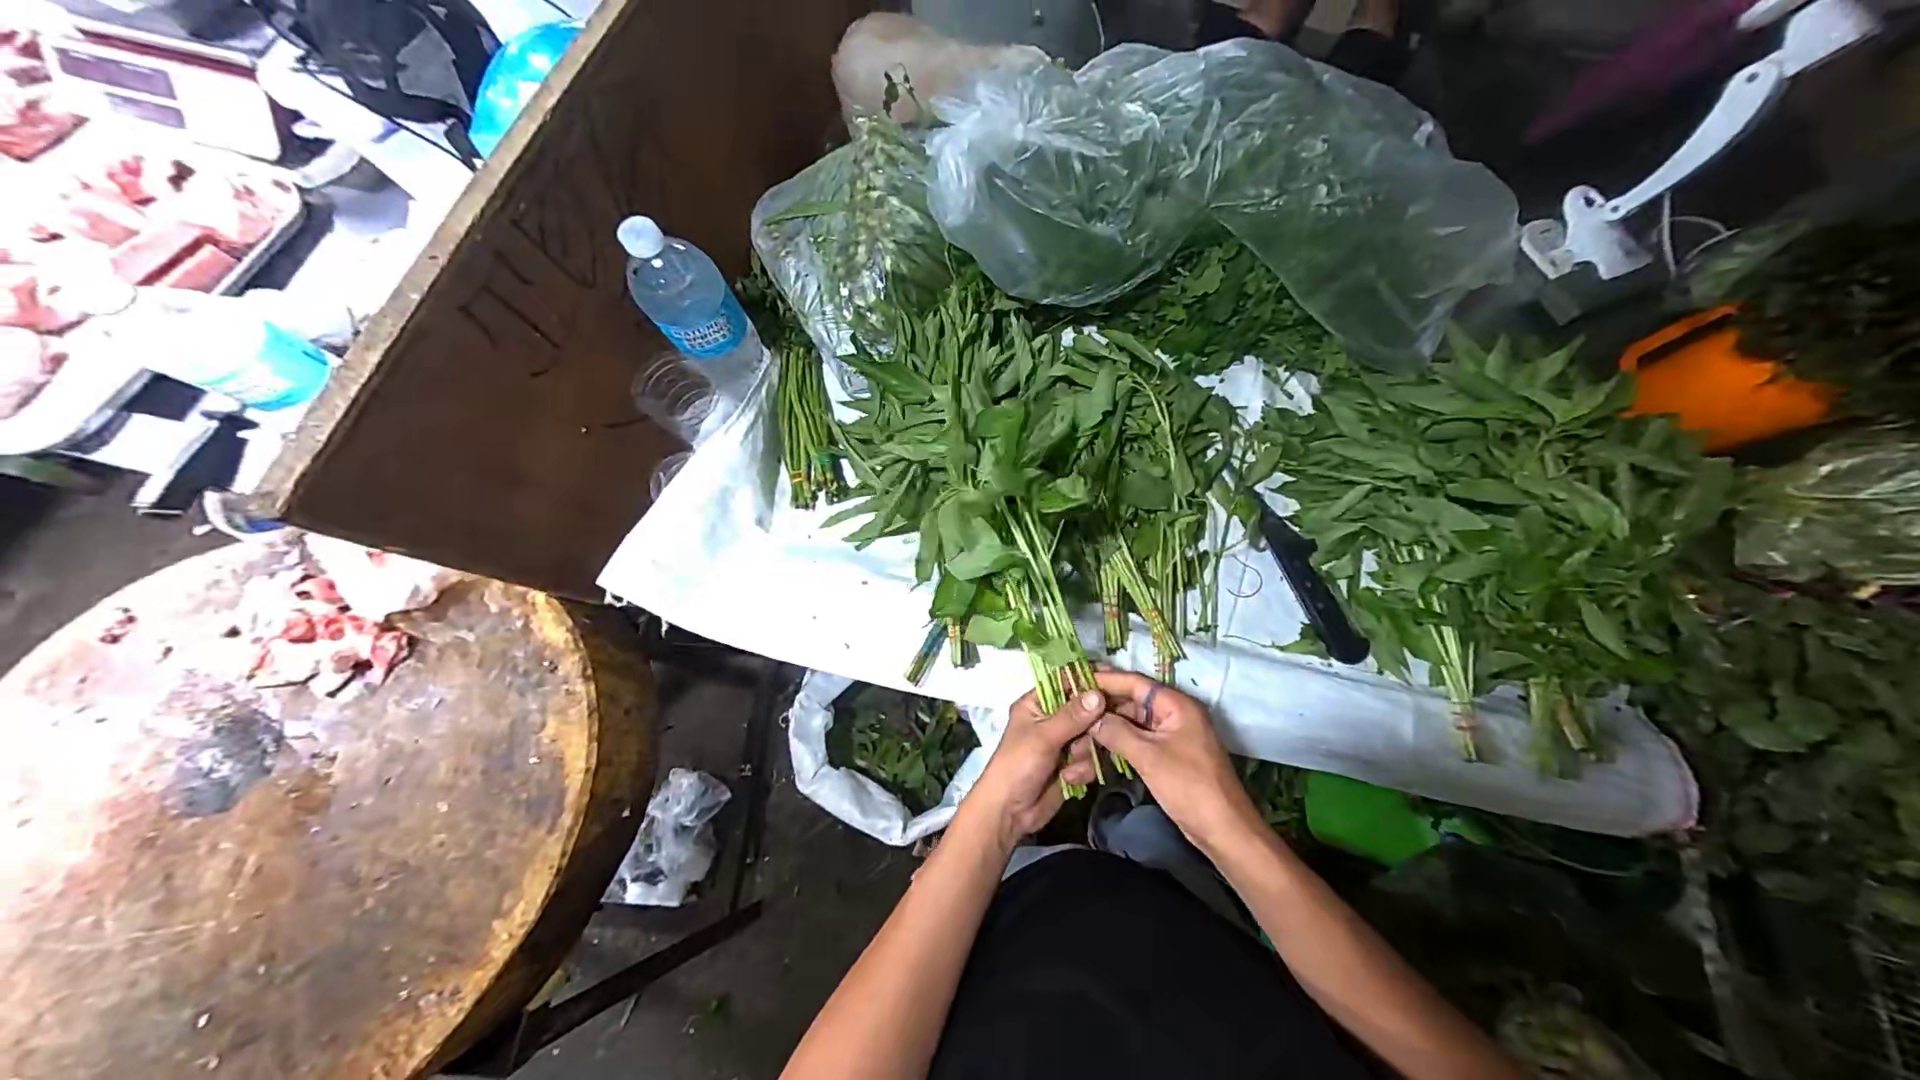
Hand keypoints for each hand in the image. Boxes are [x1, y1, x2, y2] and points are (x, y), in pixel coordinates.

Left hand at [959, 689, 1102, 850]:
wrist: (1010, 811)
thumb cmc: (1018, 765)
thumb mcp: (1044, 737)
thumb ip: (1072, 716)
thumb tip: (1098, 693)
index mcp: (1036, 703)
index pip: (1065, 682)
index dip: (1087, 683)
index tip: (1112, 687)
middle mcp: (1051, 718)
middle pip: (1085, 711)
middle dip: (1090, 727)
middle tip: (1091, 736)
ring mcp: (1063, 742)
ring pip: (1091, 736)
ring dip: (1085, 752)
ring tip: (1071, 764)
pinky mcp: (1072, 764)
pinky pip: (1090, 758)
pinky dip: (1083, 769)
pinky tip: (1070, 779)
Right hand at [1087, 672, 1264, 854]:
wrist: (1223, 830)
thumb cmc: (1190, 787)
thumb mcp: (1149, 757)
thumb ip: (1117, 732)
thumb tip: (1091, 717)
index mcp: (1176, 706)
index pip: (1134, 682)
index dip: (1104, 680)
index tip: (1074, 680)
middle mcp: (1173, 715)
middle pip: (1129, 703)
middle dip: (1099, 711)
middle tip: (1067, 712)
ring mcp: (1169, 736)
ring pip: (1129, 726)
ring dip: (1104, 733)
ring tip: (1074, 741)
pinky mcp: (1165, 756)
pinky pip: (1135, 743)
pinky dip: (1115, 748)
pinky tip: (1091, 756)